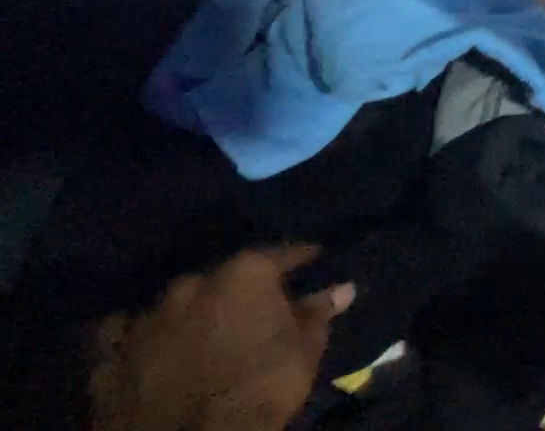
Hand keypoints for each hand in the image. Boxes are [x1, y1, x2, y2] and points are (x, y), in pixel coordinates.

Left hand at [89, 247, 354, 430]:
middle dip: (237, 287)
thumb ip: (318, 312)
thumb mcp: (307, 346)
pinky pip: (122, 340)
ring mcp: (142, 325)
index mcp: (244, 275)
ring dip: (186, 311)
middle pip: (220, 276)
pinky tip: (150, 348)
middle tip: (255, 303)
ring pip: (169, 304)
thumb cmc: (263, 384)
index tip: (315, 260)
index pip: (280, 253)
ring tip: (201, 324)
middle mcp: (190, 287)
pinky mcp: (107, 364)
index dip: (300, 258)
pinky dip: (139, 340)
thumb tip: (343, 289)